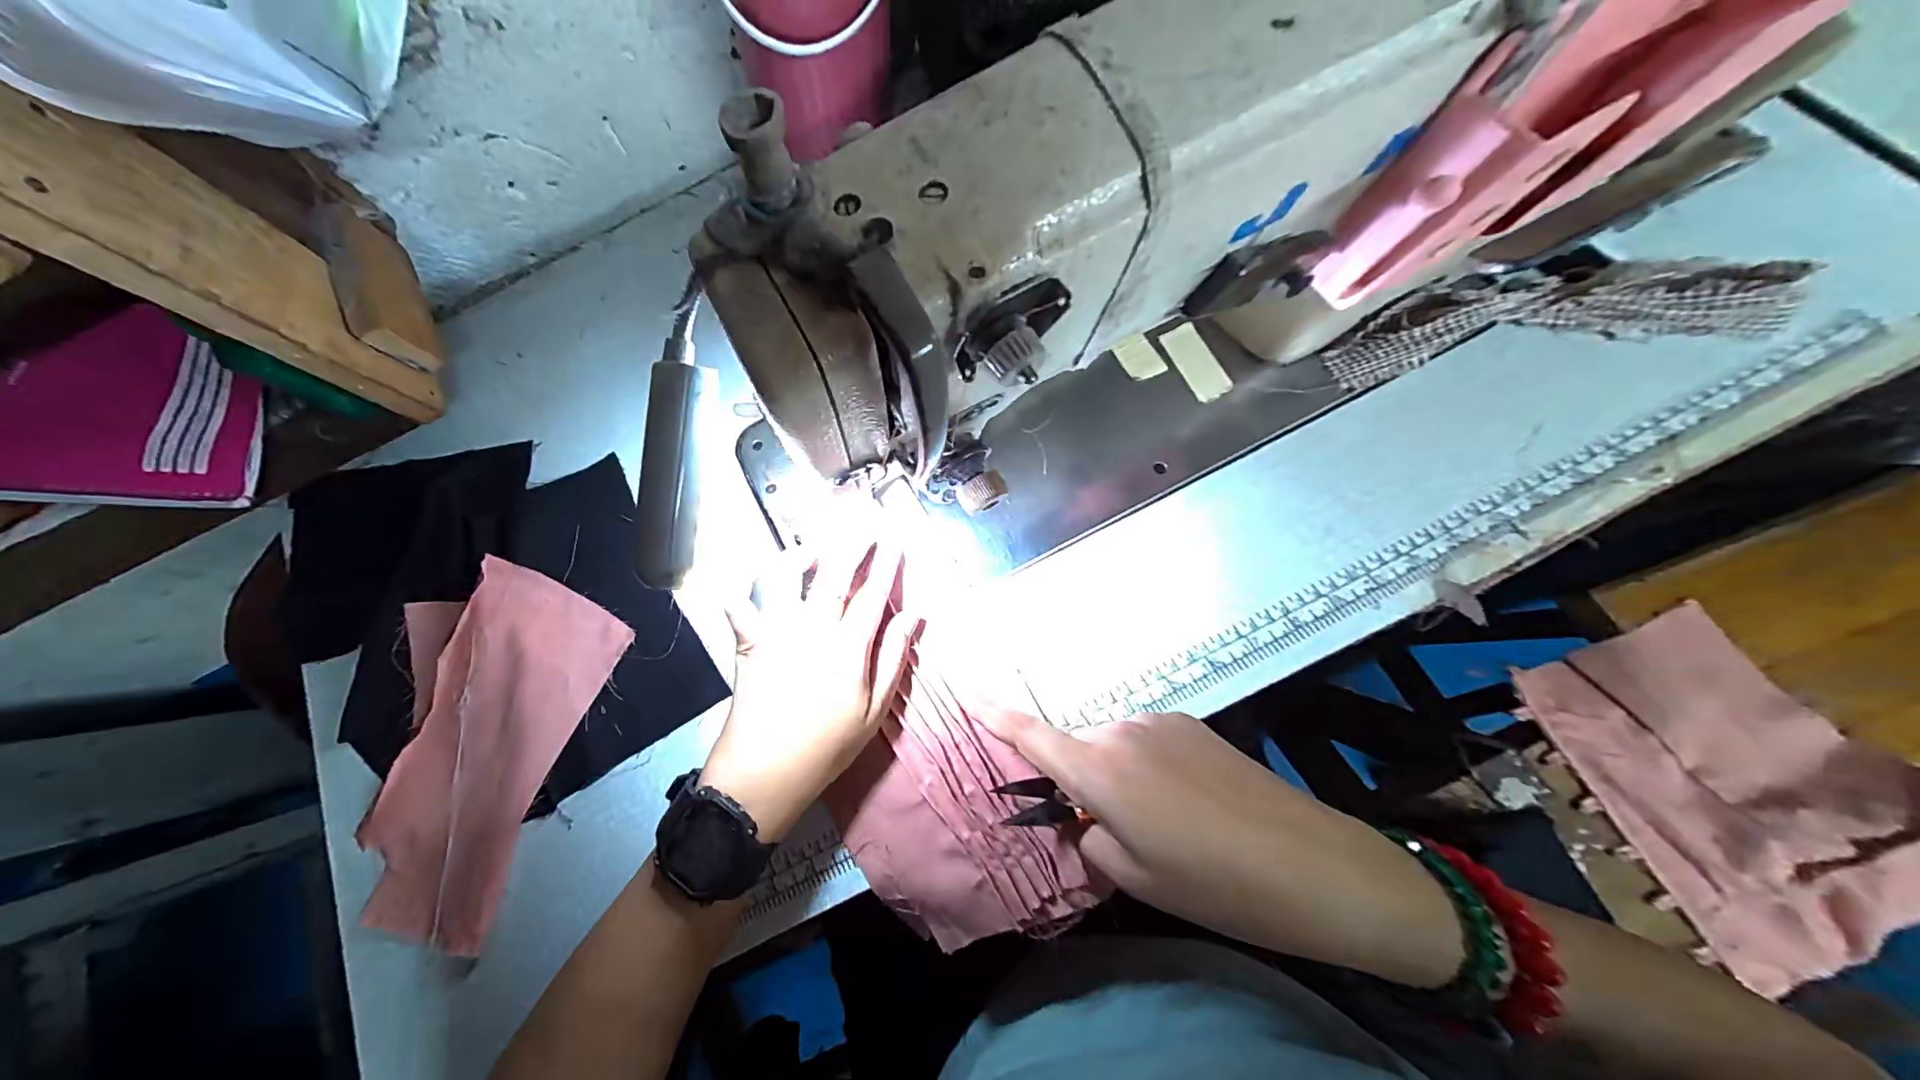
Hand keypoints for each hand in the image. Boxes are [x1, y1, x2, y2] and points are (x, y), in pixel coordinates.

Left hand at [700, 540, 921, 842]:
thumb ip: (893, 658)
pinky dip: (739, 589)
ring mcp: (776, 632)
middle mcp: (812, 630)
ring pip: (785, 579)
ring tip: (814, 546)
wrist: (764, 774)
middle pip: (835, 575)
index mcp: (848, 648)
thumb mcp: (873, 711)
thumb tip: (913, 617)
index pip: (872, 594)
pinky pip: (738, 606)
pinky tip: (747, 578)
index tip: (896, 539)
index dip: (886, 563)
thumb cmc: (827, 747)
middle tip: (865, 521)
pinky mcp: (748, 643)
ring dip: (800, 555)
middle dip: (852, 544)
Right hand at [975, 707, 1464, 987]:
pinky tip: (1191, 804)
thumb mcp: (1132, 876)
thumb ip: (1089, 837)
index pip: (1032, 736)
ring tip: (1165, 823)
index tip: (972, 698)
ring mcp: (1162, 721)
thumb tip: (1084, 815)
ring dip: (1120, 776)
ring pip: (1117, 747)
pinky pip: (1149, 742)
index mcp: (1098, 768)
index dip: (998, 718)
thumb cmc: (1212, 882)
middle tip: (1112, 830)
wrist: (1314, 864)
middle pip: (1080, 749)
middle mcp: (1122, 730)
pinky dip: (1150, 767)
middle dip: (1080, 781)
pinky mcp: (1193, 723)